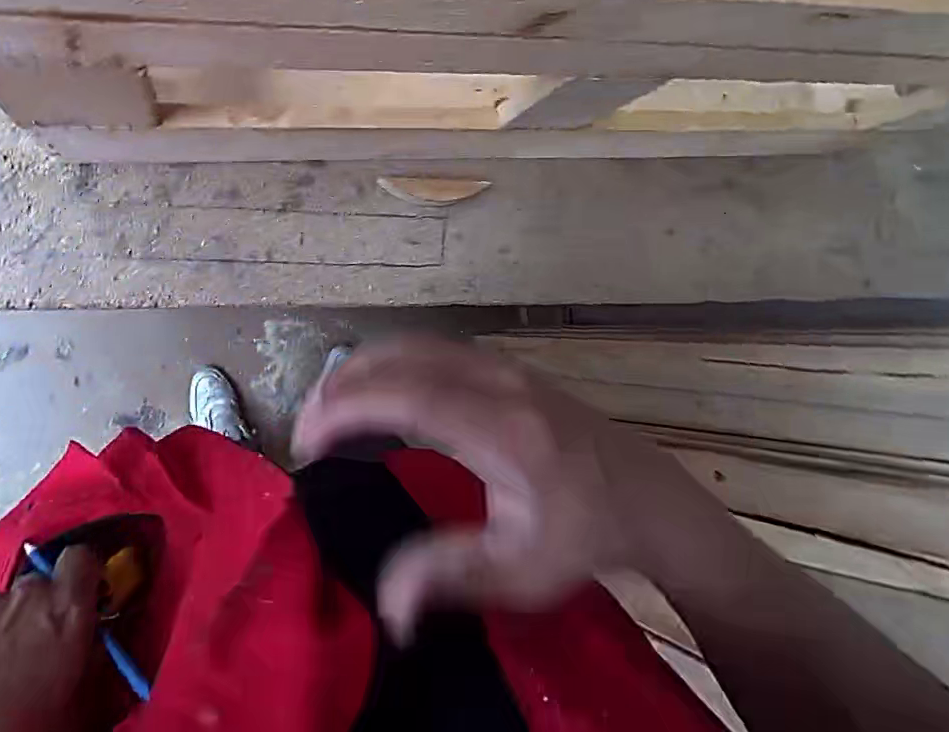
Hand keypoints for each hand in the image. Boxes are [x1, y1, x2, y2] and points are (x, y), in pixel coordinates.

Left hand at [0, 547, 102, 731]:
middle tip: (26, 657)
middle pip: (35, 587)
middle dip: (34, 614)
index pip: (80, 558)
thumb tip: (96, 645)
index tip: (75, 604)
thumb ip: (95, 661)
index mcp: (66, 610)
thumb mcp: (81, 707)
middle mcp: (23, 597)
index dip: (78, 579)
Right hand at [292, 335, 737, 640]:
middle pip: (404, 357)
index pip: (410, 397)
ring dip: (363, 368)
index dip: (349, 408)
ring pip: (415, 344)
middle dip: (343, 384)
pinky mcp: (503, 364)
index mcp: (503, 429)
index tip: (307, 439)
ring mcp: (503, 365)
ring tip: (326, 407)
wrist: (643, 493)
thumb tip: (387, 604)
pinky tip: (373, 389)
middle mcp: (499, 381)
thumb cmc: (583, 534)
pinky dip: (389, 361)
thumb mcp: (525, 571)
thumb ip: (453, 577)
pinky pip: (432, 347)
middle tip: (305, 428)